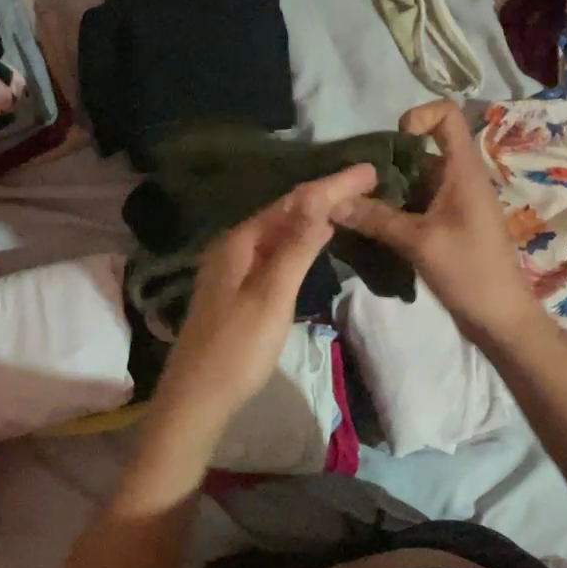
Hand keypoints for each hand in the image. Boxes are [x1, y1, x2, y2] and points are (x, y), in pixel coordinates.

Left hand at [149, 164, 380, 434]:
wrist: (197, 396)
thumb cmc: (238, 348)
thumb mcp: (272, 296)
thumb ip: (296, 249)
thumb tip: (319, 202)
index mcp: (239, 243)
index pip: (293, 203)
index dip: (331, 186)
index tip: (369, 170)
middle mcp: (232, 248)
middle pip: (283, 213)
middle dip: (323, 195)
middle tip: (364, 181)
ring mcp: (230, 270)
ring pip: (277, 233)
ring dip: (311, 217)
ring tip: (346, 203)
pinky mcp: (234, 292)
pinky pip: (271, 253)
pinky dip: (297, 242)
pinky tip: (311, 244)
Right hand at [329, 100, 545, 345]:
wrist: (499, 318)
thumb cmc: (468, 271)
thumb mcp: (419, 242)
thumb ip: (376, 218)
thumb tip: (332, 201)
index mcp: (463, 171)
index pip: (447, 116)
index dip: (418, 116)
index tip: (392, 143)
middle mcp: (460, 180)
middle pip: (423, 152)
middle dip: (388, 163)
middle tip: (357, 184)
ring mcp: (455, 206)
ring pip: (416, 183)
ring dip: (388, 192)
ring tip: (357, 210)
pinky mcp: (448, 228)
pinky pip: (418, 207)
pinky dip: (395, 213)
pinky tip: (373, 230)